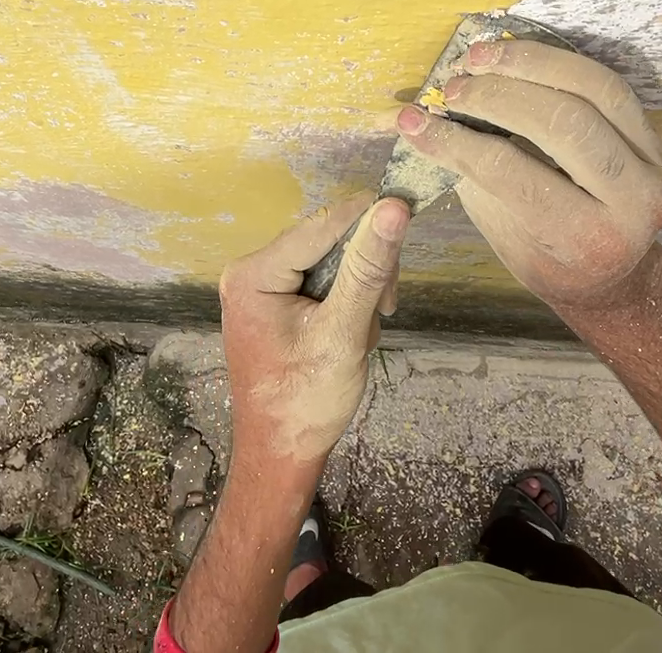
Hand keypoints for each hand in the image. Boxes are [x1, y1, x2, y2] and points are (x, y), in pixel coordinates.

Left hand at [217, 194, 408, 468]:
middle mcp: (250, 269)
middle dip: (362, 268)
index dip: (368, 219)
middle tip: (383, 309)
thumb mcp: (344, 332)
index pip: (323, 224)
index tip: (411, 214)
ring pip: (327, 259)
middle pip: (325, 239)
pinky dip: (343, 299)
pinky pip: (318, 279)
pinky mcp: (271, 299)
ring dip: (357, 288)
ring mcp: (259, 284)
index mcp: (254, 272)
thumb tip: (393, 207)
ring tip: (362, 330)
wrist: (280, 454)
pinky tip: (348, 330)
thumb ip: (368, 269)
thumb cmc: (306, 400)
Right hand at [395, 39, 661, 311]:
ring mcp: (653, 163)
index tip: (414, 121)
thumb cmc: (545, 259)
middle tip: (450, 87)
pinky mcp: (654, 136)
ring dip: (527, 63)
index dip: (456, 142)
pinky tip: (514, 55)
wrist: (611, 276)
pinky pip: (605, 82)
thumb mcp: (502, 231)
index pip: (511, 174)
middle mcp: (631, 201)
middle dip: (496, 95)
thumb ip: (474, 176)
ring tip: (477, 56)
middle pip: (561, 123)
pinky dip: (556, 62)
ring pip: (592, 88)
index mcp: (585, 237)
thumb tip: (426, 121)